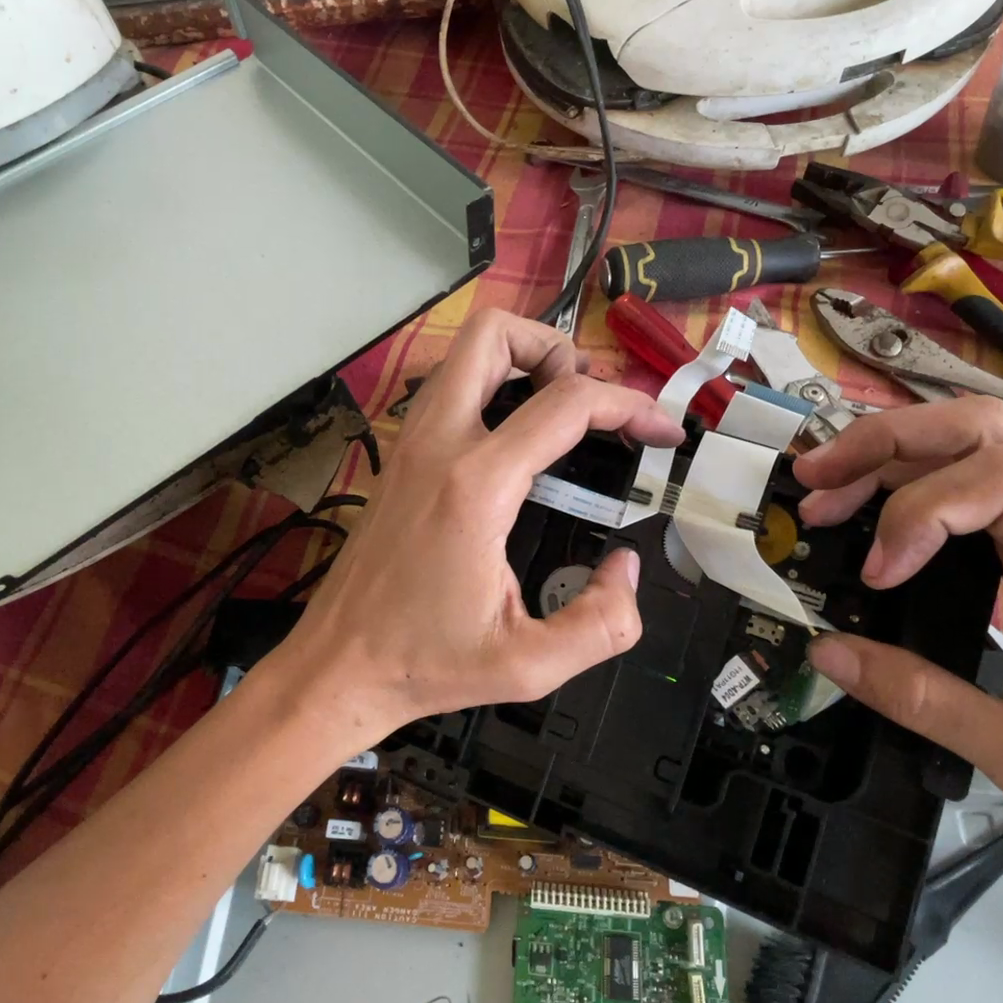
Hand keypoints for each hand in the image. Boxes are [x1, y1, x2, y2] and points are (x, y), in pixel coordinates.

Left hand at [266, 309, 684, 740]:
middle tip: (593, 401)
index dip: (629, 406)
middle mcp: (437, 445)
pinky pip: (448, 391)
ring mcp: (409, 444)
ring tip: (562, 411)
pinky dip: (490, 388)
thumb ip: (602, 624)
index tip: (662, 432)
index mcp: (475, 486)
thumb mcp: (530, 666)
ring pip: (464, 354)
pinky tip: (515, 441)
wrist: (339, 665)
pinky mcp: (398, 457)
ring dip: (521, 360)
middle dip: (558, 349)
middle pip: (494, 336)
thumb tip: (625, 569)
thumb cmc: (425, 663)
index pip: (565, 403)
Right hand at [792, 397, 1002, 875]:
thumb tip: (828, 651)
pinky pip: (974, 483)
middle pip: (988, 432)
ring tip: (824, 493)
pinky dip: (909, 483)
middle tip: (816, 482)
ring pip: (976, 444)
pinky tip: (866, 509)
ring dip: (892, 455)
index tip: (878, 575)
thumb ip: (927, 705)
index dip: (922, 510)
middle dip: (890, 445)